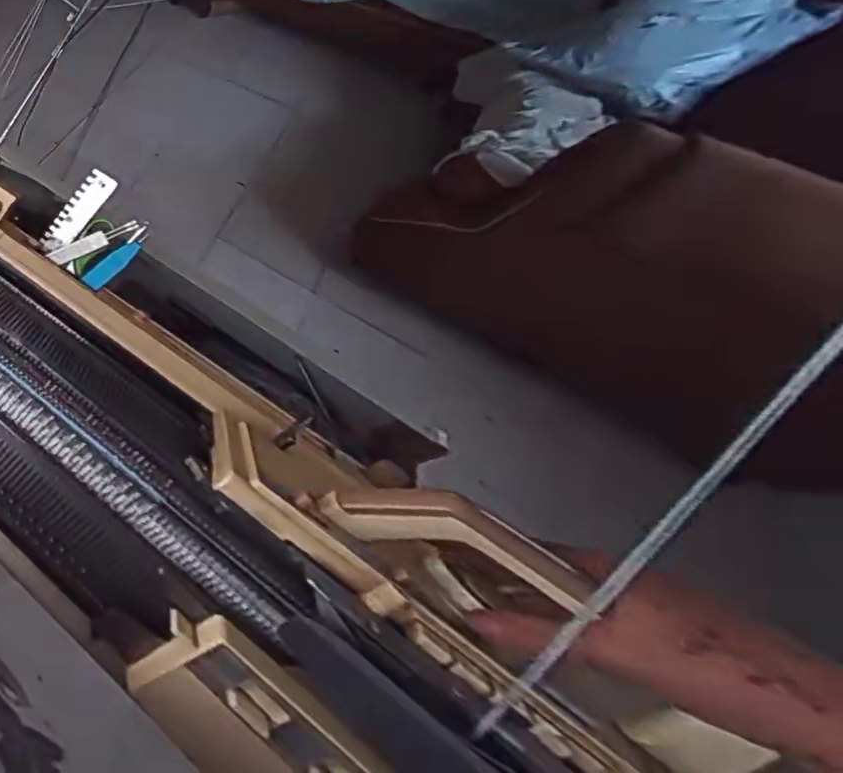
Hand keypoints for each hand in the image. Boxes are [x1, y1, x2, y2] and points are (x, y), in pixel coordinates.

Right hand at [470, 549, 842, 768]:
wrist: (814, 708)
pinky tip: (584, 647)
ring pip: (577, 592)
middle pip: (546, 570)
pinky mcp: (675, 621)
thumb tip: (477, 618)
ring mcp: (651, 596)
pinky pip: (606, 611)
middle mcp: (621, 571)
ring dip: (545, 606)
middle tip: (474, 599)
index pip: (519, 546)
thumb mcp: (613, 654)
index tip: (449, 562)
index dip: (480, 552)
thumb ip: (540, 634)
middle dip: (509, 584)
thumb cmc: (715, 670)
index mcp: (600, 566)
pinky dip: (581, 622)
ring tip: (520, 627)